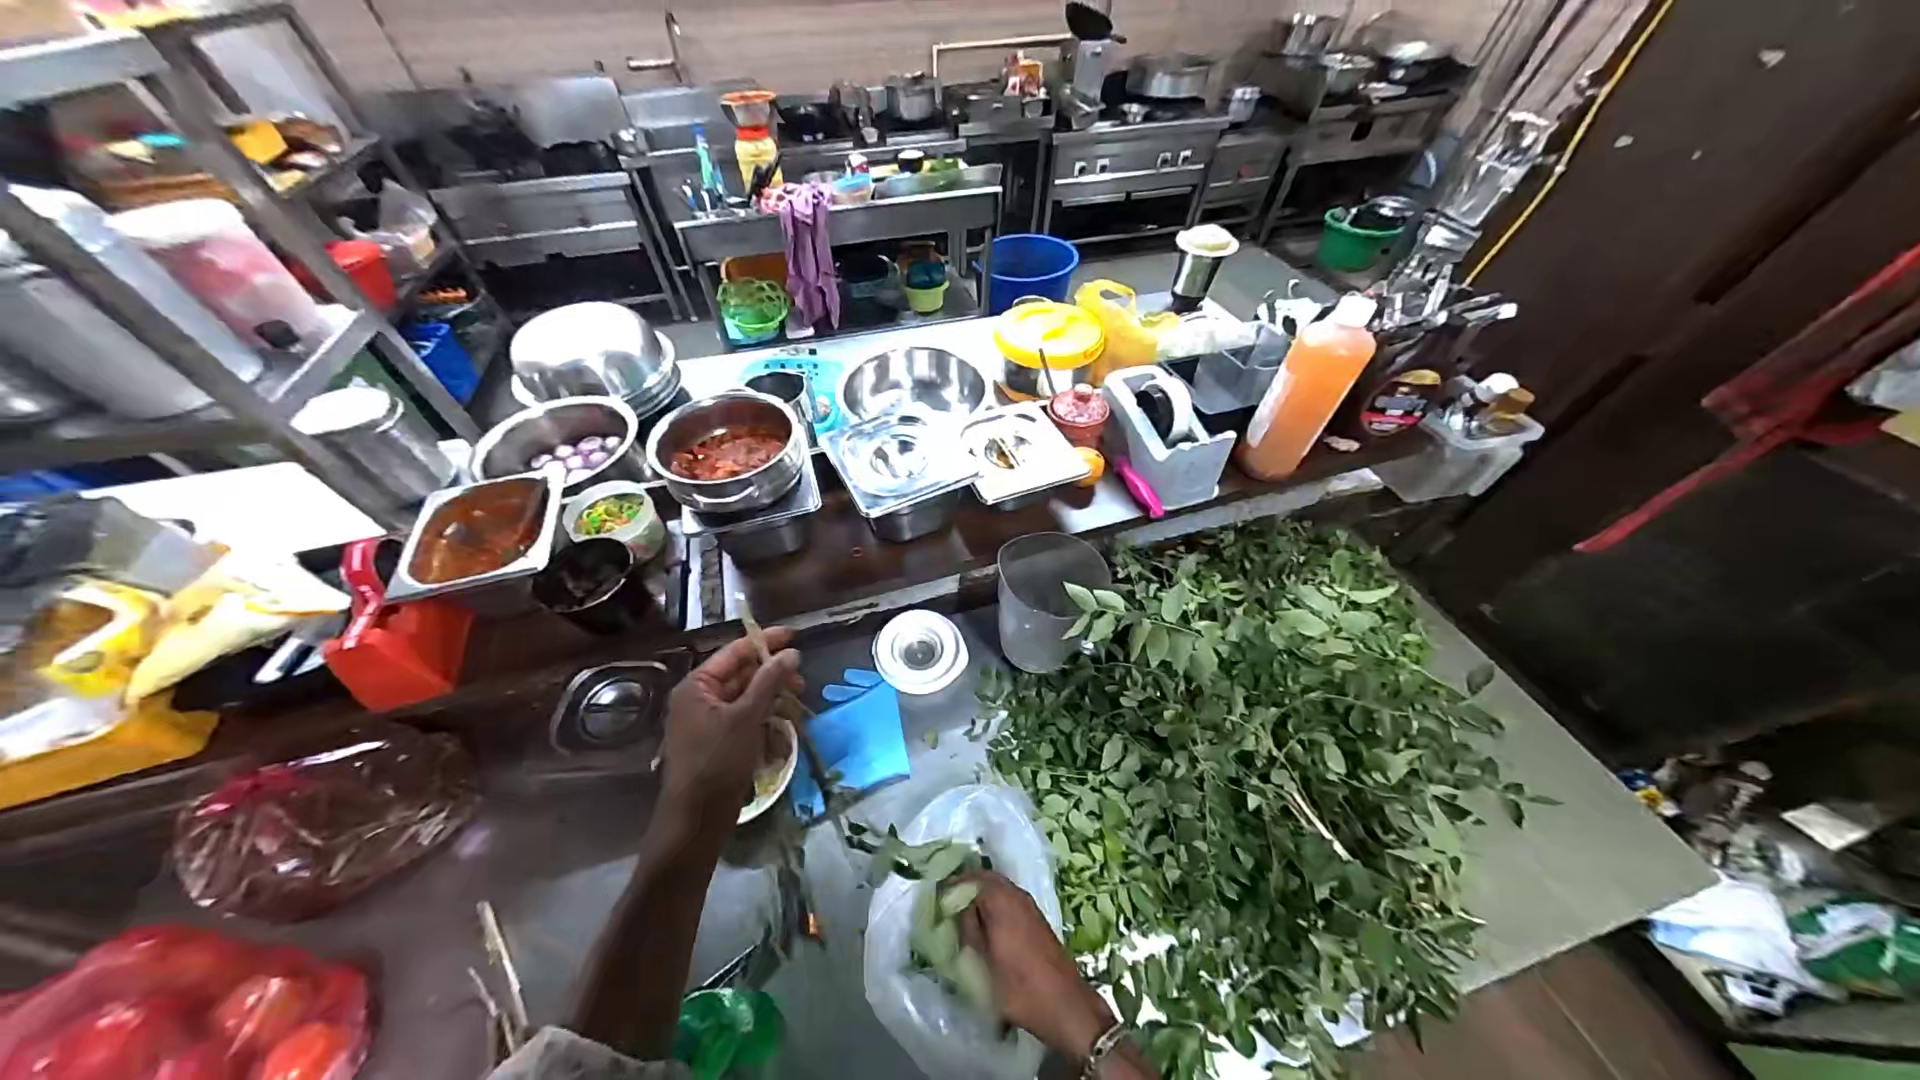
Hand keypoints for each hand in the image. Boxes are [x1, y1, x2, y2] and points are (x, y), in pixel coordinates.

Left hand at [661, 627, 801, 821]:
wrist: (696, 818)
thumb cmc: (717, 762)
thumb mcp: (746, 717)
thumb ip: (769, 681)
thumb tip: (791, 653)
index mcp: (697, 686)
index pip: (734, 652)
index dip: (764, 641)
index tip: (794, 635)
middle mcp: (699, 698)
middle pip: (741, 673)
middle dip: (772, 673)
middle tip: (801, 679)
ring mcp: (708, 721)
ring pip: (746, 696)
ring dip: (772, 695)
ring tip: (797, 700)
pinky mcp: (719, 741)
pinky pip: (745, 717)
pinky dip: (764, 715)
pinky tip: (784, 721)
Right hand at [956, 870, 1113, 1061]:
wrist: (1065, 1004)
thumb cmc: (1019, 986)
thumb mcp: (982, 962)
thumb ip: (968, 929)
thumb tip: (956, 909)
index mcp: (1000, 899)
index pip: (968, 878)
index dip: (950, 886)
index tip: (936, 901)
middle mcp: (1015, 893)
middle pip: (984, 877)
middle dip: (965, 886)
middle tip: (947, 906)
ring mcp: (1028, 904)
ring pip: (998, 887)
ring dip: (980, 895)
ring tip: (963, 917)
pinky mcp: (1036, 917)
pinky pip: (1008, 898)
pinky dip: (993, 904)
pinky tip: (985, 926)